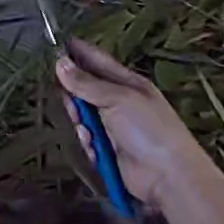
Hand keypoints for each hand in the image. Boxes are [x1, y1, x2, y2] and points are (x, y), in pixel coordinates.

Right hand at [54, 38, 196, 208]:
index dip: (77, 52)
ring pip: (82, 115)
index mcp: (127, 82)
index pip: (96, 60)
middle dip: (73, 93)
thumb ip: (86, 83)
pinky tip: (94, 145)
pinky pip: (87, 138)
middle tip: (70, 100)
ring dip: (80, 120)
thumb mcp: (118, 98)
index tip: (54, 46)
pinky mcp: (107, 150)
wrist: (169, 177)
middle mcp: (119, 102)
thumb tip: (59, 63)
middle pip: (84, 88)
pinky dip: (88, 142)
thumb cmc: (149, 129)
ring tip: (86, 128)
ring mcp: (113, 127)